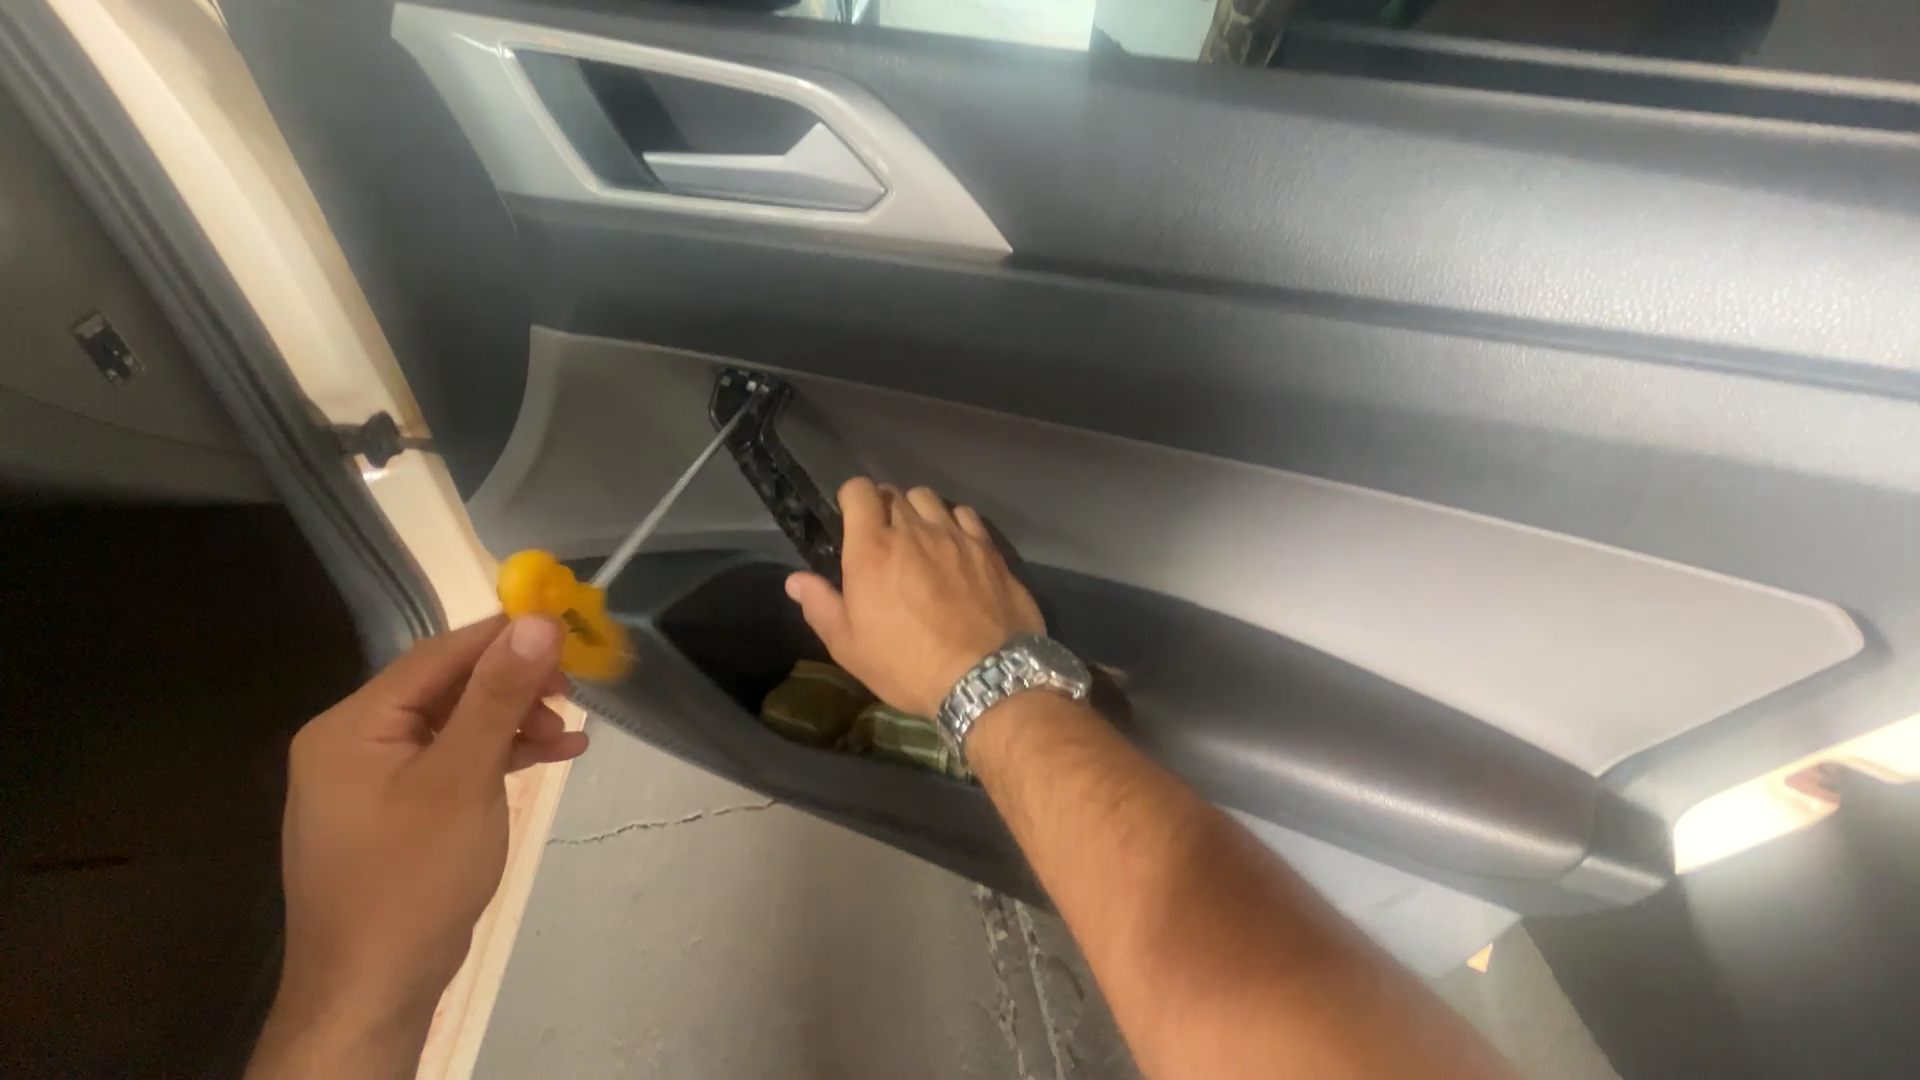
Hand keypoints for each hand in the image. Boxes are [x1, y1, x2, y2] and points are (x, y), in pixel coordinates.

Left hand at [248, 615, 586, 1076]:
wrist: (376, 989)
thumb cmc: (413, 878)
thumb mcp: (462, 779)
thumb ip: (499, 696)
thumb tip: (538, 622)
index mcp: (353, 725)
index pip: (439, 655)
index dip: (505, 635)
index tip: (569, 629)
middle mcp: (357, 740)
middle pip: (452, 686)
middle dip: (518, 686)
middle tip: (573, 693)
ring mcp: (380, 775)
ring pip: (462, 721)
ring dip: (519, 720)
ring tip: (570, 736)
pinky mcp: (405, 804)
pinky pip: (460, 756)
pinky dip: (506, 752)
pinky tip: (554, 755)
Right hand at [786, 479, 1043, 718]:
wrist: (985, 678)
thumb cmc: (907, 665)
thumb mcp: (850, 647)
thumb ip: (821, 606)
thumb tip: (796, 580)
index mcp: (872, 548)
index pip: (859, 490)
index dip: (852, 498)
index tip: (851, 519)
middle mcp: (914, 530)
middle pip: (894, 493)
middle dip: (883, 507)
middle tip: (884, 538)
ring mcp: (955, 536)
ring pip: (930, 500)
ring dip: (918, 512)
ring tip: (920, 539)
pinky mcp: (989, 548)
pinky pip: (966, 516)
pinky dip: (955, 523)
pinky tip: (955, 547)